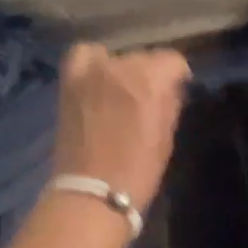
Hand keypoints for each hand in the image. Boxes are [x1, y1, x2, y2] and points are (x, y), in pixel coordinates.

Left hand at [53, 44, 190, 209]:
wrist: (92, 192)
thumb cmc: (139, 169)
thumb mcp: (167, 135)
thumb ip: (170, 102)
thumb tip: (170, 87)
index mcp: (151, 80)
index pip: (173, 61)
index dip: (177, 76)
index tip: (177, 90)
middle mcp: (122, 66)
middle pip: (144, 57)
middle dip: (150, 74)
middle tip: (148, 98)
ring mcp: (92, 72)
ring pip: (116, 57)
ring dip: (123, 69)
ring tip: (122, 90)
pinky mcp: (70, 82)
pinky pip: (83, 55)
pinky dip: (93, 62)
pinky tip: (97, 78)